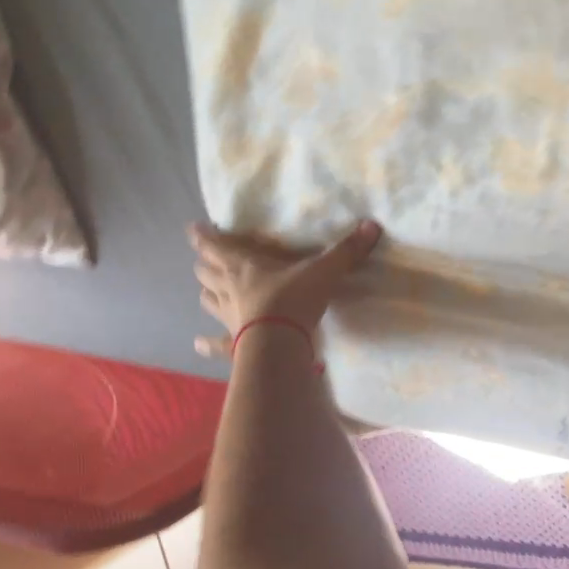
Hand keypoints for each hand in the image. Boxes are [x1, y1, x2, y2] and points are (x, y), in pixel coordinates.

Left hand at [189, 220, 381, 357]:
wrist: (280, 341)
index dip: (203, 236)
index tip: (195, 229)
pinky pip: (215, 342)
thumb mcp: (323, 271)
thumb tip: (372, 224)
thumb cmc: (294, 299)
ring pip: (207, 299)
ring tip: (211, 291)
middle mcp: (228, 288)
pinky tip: (199, 344)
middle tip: (210, 260)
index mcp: (242, 266)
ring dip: (207, 293)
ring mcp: (227, 316)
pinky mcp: (232, 341)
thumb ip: (346, 251)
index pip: (214, 245)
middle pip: (205, 272)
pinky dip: (207, 342)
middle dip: (206, 264)